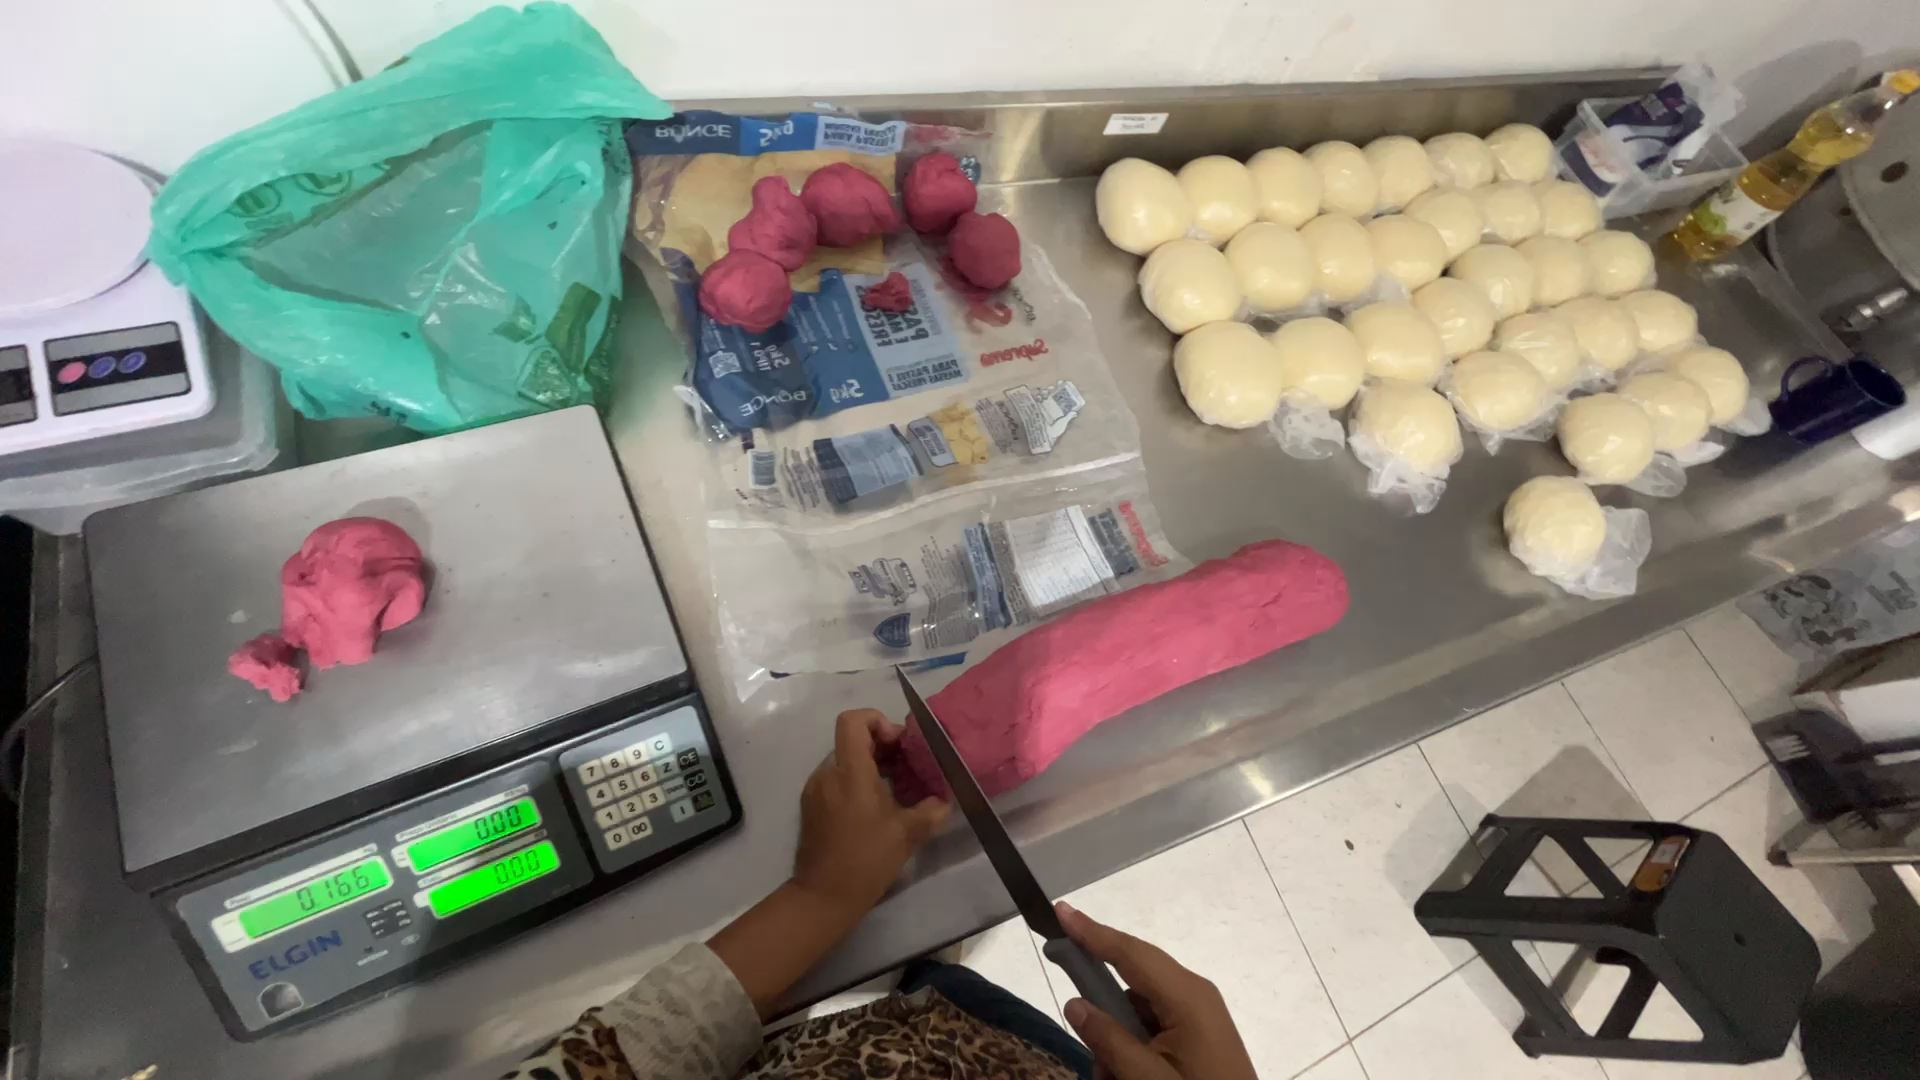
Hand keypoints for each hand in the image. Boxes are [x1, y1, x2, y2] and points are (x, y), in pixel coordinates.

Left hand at [792, 708, 949, 917]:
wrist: (821, 898)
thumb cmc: (865, 860)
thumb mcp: (906, 834)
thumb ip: (930, 811)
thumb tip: (945, 799)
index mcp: (849, 772)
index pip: (854, 721)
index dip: (878, 720)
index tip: (899, 744)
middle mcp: (827, 773)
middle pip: (852, 739)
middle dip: (882, 746)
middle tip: (907, 767)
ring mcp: (815, 789)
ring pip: (845, 759)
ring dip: (871, 765)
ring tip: (896, 789)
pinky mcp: (811, 806)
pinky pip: (836, 779)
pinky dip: (856, 781)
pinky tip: (875, 808)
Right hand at [1058, 902, 1256, 1079]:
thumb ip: (1109, 1040)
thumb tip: (1075, 1003)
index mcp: (1185, 995)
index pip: (1128, 950)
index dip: (1091, 930)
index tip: (1060, 910)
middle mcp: (1194, 991)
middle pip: (1132, 973)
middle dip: (1100, 999)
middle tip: (1073, 1011)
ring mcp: (1199, 1012)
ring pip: (1140, 1003)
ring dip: (1116, 1032)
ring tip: (1105, 1075)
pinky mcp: (1201, 1032)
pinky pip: (1155, 1022)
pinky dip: (1134, 1041)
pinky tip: (1122, 1073)